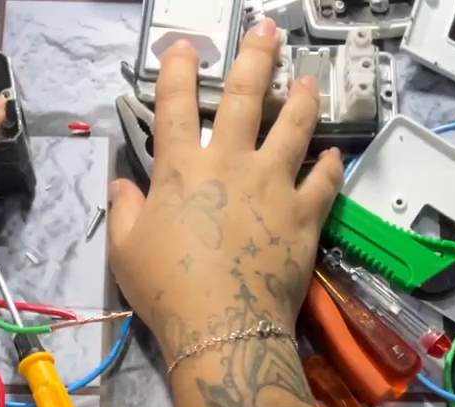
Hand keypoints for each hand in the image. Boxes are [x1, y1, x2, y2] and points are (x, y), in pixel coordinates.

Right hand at [107, 19, 340, 355]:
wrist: (222, 326)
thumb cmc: (167, 291)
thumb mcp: (125, 253)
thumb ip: (124, 212)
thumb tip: (121, 187)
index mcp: (182, 169)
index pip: (176, 104)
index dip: (179, 70)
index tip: (185, 47)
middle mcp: (232, 163)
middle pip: (246, 96)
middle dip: (256, 57)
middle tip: (268, 32)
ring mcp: (274, 186)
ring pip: (294, 127)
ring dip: (303, 100)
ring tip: (309, 83)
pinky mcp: (305, 216)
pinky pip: (324, 181)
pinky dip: (329, 166)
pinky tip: (332, 156)